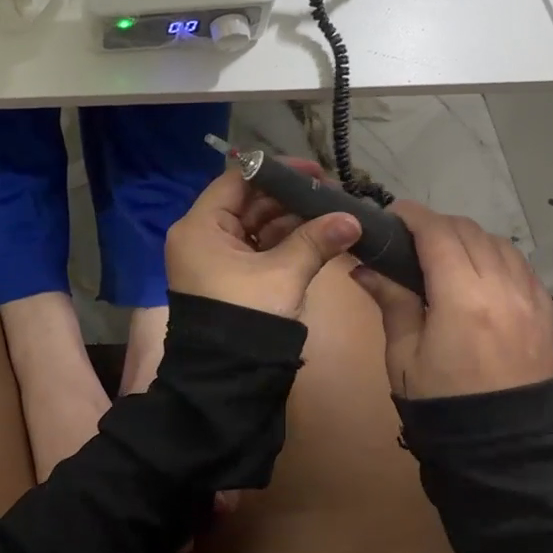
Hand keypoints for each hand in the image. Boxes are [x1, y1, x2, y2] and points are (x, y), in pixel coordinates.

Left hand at [165, 168, 362, 318]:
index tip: (312, 172)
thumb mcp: (282, 275)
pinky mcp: (228, 278)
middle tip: (330, 193)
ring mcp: (214, 258)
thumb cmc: (246, 317)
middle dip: (288, 198)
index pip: (237, 181)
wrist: (227, 381)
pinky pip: (256, 249)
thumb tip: (353, 219)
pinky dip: (282, 242)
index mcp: (199, 226)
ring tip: (330, 212)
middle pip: (247, 203)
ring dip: (289, 220)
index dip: (275, 173)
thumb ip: (315, 240)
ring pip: (255, 226)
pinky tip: (316, 235)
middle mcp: (201, 236)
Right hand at [350, 202, 552, 399]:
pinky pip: (521, 266)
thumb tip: (364, 266)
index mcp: (463, 297)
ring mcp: (529, 300)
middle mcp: (501, 288)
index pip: (438, 233)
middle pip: (468, 231)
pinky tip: (480, 270)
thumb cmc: (443, 402)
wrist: (505, 450)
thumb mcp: (403, 354)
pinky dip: (497, 256)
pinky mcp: (545, 315)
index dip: (413, 216)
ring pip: (498, 243)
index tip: (392, 215)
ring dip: (468, 236)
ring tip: (445, 251)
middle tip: (410, 235)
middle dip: (437, 224)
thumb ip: (391, 300)